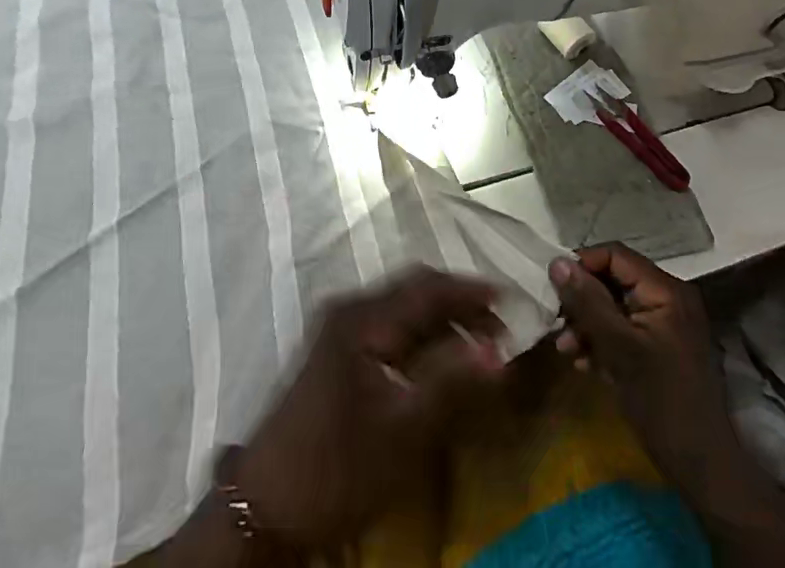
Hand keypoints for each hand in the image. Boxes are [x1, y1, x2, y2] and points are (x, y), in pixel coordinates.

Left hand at [231, 268, 506, 550]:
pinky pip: (388, 326)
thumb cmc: (339, 465)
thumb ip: (452, 383)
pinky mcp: (336, 349)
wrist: (271, 497)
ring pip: (401, 307)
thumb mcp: (404, 430)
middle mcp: (349, 310)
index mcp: (363, 319)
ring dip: (441, 319)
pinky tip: (440, 360)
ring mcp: (338, 328)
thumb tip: (497, 350)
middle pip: (413, 290)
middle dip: (459, 304)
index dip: (471, 290)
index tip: (513, 301)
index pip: (426, 286)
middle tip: (501, 331)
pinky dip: (420, 335)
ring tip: (480, 346)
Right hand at [549, 245, 737, 497]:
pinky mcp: (657, 347)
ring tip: (568, 350)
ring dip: (585, 324)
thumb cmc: (661, 399)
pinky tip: (585, 364)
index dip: (581, 265)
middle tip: (556, 322)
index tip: (553, 288)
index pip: (614, 255)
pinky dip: (599, 341)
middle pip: (611, 280)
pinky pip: (620, 329)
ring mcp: (663, 325)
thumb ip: (587, 302)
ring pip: (611, 306)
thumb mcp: (618, 347)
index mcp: (665, 292)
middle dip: (581, 300)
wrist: (700, 463)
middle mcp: (667, 299)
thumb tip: (556, 262)